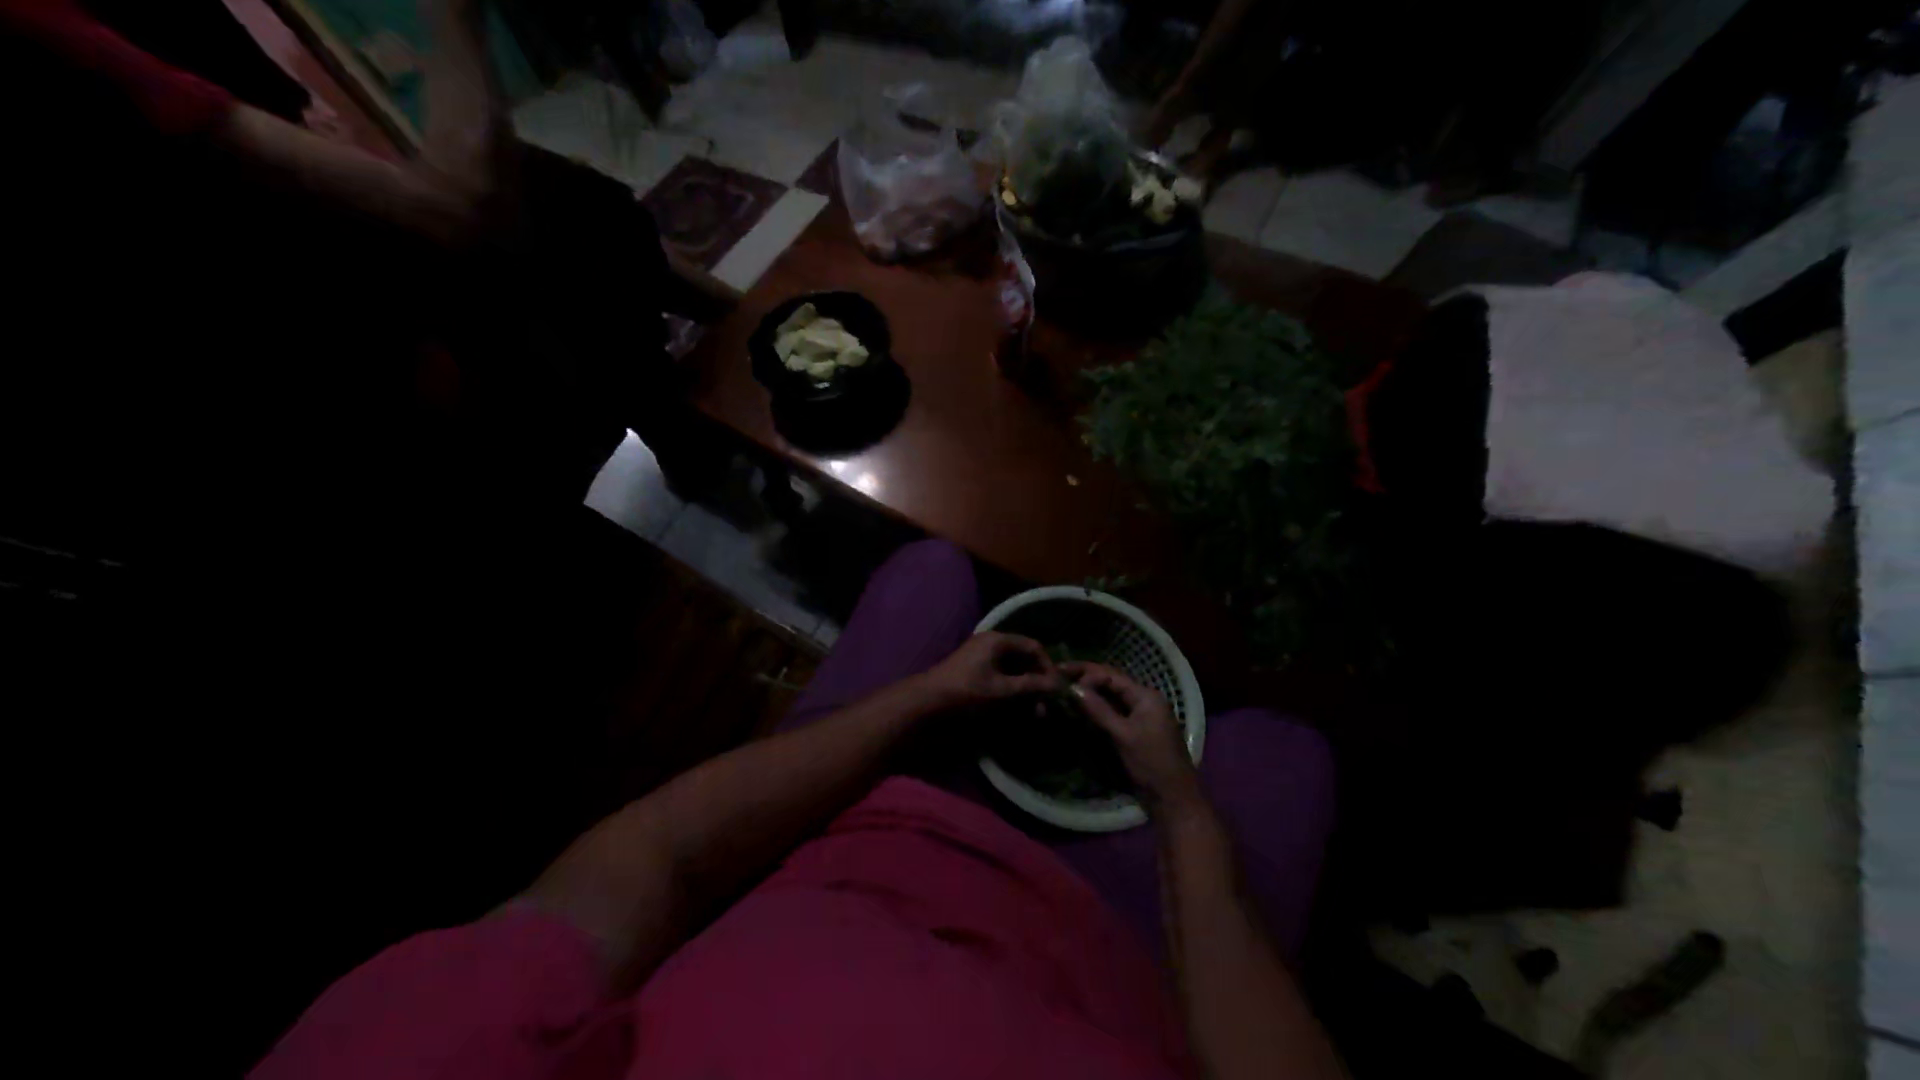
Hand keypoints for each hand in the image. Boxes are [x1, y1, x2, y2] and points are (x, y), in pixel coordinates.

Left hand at [919, 632, 1058, 709]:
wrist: (927, 700)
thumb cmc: (966, 691)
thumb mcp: (1002, 690)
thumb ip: (1030, 685)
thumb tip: (1057, 685)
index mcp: (998, 640)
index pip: (1033, 646)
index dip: (1047, 666)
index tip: (1056, 687)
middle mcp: (990, 642)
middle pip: (1023, 656)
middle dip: (1036, 678)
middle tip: (1045, 701)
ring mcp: (980, 653)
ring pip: (1013, 666)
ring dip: (1025, 685)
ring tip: (1033, 708)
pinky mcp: (974, 667)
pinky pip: (1000, 672)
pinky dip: (1011, 686)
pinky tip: (1016, 703)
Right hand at [1060, 662, 1198, 806]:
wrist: (1172, 797)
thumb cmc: (1151, 762)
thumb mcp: (1122, 735)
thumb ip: (1098, 710)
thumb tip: (1073, 688)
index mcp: (1146, 695)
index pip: (1111, 675)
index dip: (1086, 673)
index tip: (1062, 678)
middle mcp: (1144, 700)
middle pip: (1111, 682)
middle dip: (1086, 677)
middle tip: (1058, 673)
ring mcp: (1140, 715)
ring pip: (1110, 697)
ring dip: (1089, 692)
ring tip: (1065, 687)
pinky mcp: (1135, 729)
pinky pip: (1113, 711)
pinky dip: (1097, 707)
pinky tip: (1080, 707)